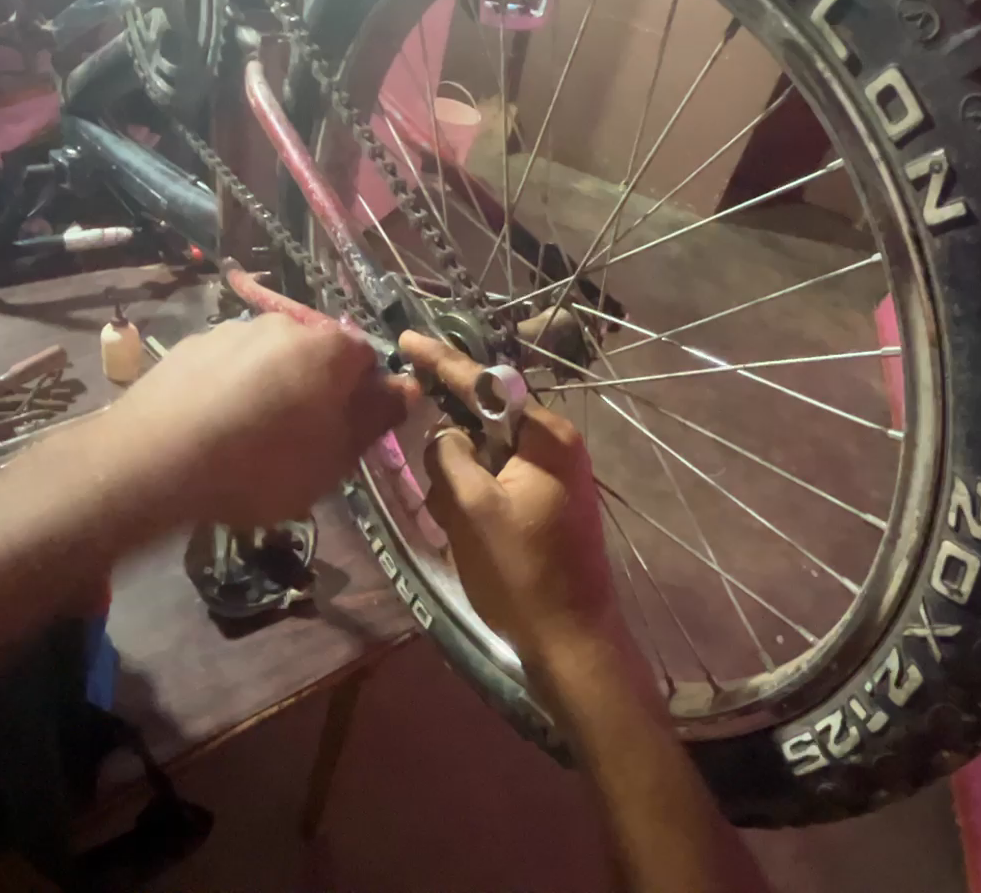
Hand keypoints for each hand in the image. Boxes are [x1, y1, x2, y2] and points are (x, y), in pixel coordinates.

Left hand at [109, 314, 418, 525]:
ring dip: (274, 388)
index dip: (364, 398)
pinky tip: (215, 427)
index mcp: (330, 347)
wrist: (156, 462)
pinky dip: (233, 388)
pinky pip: (229, 366)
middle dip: (318, 390)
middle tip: (303, 440)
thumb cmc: (264, 464)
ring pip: (271, 359)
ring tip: (251, 438)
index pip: (368, 361)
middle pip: (318, 356)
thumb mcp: (336, 456)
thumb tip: (406, 386)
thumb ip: (377, 416)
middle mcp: (284, 324)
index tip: (348, 434)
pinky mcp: (190, 346)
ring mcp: (233, 330)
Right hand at [401, 332, 618, 661]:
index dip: (442, 362)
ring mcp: (558, 474)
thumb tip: (444, 435)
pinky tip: (468, 530)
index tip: (408, 339)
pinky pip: (502, 480)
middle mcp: (557, 445)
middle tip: (432, 482)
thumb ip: (449, 457)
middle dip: (451, 445)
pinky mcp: (551, 500)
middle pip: (488, 422)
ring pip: (490, 455)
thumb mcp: (471, 510)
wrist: (572, 640)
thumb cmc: (521, 574)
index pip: (486, 385)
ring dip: (462, 480)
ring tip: (453, 522)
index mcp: (546, 437)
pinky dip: (477, 496)